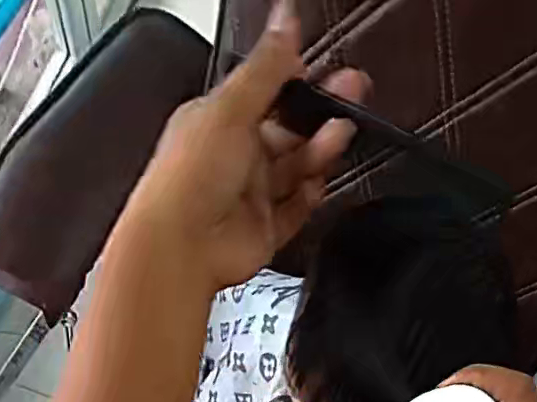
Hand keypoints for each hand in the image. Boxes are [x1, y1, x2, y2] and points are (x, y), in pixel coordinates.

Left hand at [121, 0, 368, 290]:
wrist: (185, 244)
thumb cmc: (189, 176)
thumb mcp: (231, 107)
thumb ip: (266, 68)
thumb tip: (286, 19)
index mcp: (220, 120)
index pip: (267, 94)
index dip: (299, 81)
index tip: (328, 70)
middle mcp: (237, 158)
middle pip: (289, 132)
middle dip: (320, 115)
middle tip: (351, 95)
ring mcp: (253, 196)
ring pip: (297, 169)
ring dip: (320, 151)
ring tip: (340, 133)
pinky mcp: (266, 230)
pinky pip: (296, 211)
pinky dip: (310, 197)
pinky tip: (319, 182)